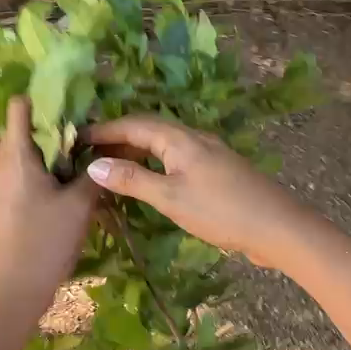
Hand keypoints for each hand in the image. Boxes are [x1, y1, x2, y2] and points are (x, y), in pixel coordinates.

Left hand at [0, 98, 95, 302]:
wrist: (15, 290)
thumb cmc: (48, 240)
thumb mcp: (82, 203)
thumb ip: (93, 172)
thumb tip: (106, 151)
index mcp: (18, 156)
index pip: (19, 110)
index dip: (40, 103)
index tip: (65, 112)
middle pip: (5, 133)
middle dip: (29, 130)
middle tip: (60, 143)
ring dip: (10, 151)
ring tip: (39, 162)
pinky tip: (3, 185)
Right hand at [82, 116, 318, 269]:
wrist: (276, 226)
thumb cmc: (221, 210)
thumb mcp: (171, 198)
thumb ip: (133, 180)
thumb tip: (94, 164)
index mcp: (181, 138)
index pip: (134, 124)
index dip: (103, 129)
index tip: (74, 138)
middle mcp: (194, 138)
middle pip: (149, 130)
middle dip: (117, 138)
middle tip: (85, 155)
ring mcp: (208, 154)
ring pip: (163, 144)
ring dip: (135, 152)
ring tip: (107, 168)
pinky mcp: (216, 171)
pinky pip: (176, 158)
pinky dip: (153, 164)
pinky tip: (145, 182)